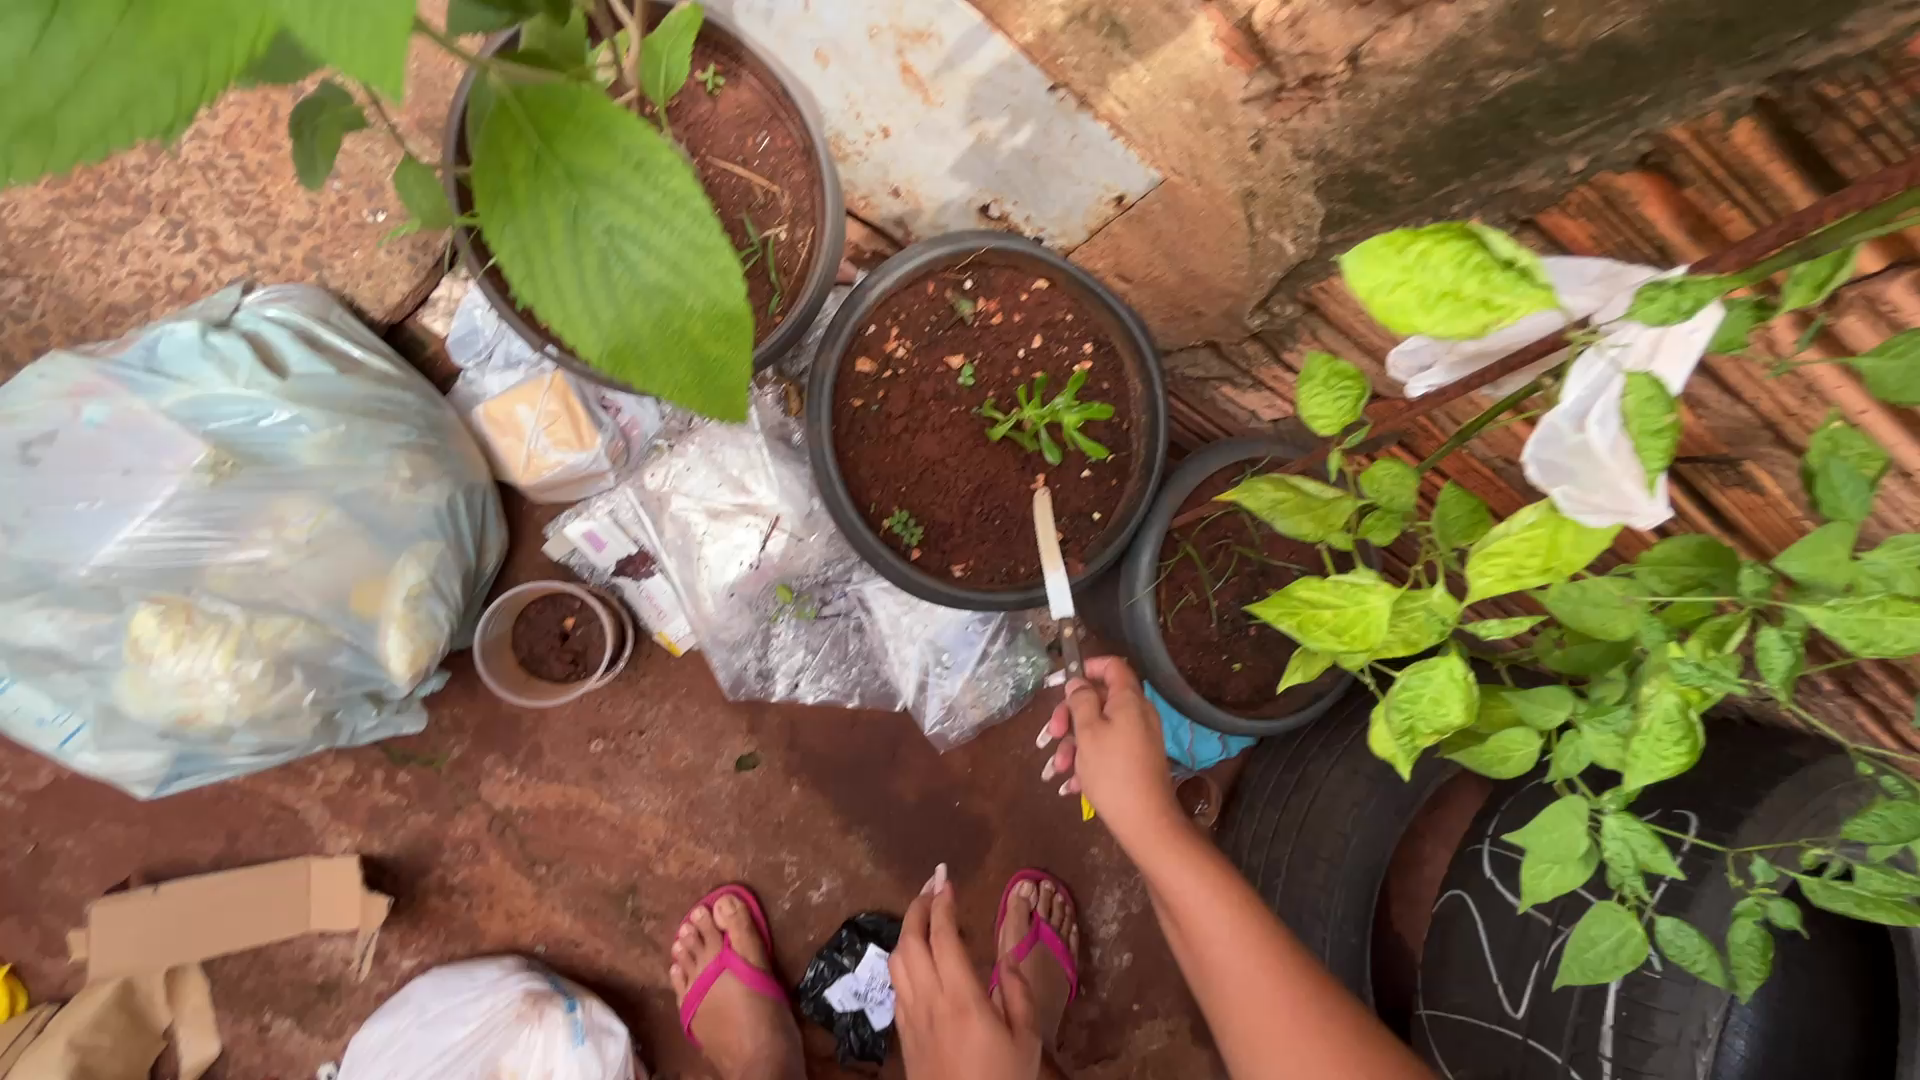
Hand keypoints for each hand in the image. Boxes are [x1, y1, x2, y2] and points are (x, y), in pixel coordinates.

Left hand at [890, 865, 1041, 1079]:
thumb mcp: (1025, 1039)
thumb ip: (1016, 991)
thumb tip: (1006, 954)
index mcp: (961, 998)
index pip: (942, 936)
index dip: (941, 903)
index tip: (946, 879)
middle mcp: (929, 1002)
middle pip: (909, 941)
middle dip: (918, 906)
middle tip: (933, 886)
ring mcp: (911, 1020)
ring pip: (896, 962)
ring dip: (906, 931)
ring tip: (924, 915)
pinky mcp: (904, 1037)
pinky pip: (896, 986)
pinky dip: (903, 959)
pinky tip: (919, 959)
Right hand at [1038, 656, 1182, 846]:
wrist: (1144, 821)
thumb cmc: (1112, 770)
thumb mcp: (1087, 731)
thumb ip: (1080, 700)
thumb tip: (1078, 682)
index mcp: (1128, 699)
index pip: (1112, 666)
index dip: (1087, 667)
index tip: (1063, 682)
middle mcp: (1136, 714)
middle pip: (1098, 701)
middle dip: (1068, 717)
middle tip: (1051, 735)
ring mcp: (1136, 738)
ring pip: (1097, 729)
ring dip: (1072, 745)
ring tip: (1057, 769)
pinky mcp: (1133, 760)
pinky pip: (1106, 750)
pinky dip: (1086, 762)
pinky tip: (1071, 785)